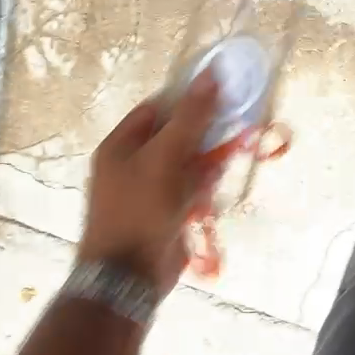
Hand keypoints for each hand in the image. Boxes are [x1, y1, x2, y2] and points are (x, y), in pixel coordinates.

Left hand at [77, 73, 220, 294]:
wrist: (127, 280)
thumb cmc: (140, 210)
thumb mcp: (166, 157)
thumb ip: (190, 116)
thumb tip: (210, 74)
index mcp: (121, 145)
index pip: (160, 106)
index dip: (190, 98)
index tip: (223, 95)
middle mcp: (131, 163)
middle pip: (176, 132)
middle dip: (206, 131)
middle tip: (234, 126)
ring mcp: (147, 189)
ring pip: (188, 159)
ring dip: (210, 158)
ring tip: (228, 160)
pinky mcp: (163, 210)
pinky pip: (189, 185)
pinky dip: (205, 183)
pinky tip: (215, 188)